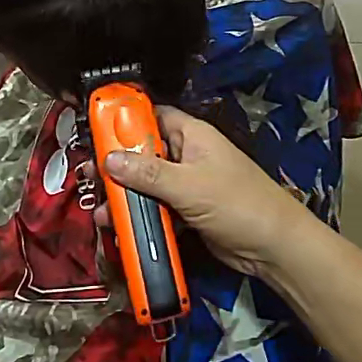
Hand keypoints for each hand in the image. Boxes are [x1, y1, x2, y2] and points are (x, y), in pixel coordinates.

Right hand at [102, 107, 320, 277]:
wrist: (272, 245)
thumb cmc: (236, 203)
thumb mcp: (188, 186)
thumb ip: (147, 173)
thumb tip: (109, 159)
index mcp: (192, 134)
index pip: (152, 116)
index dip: (124, 120)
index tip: (95, 132)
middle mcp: (188, 154)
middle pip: (144, 151)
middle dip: (117, 165)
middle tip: (89, 177)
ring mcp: (188, 183)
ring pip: (148, 183)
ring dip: (126, 196)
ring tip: (102, 210)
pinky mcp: (189, 210)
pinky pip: (158, 206)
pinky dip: (141, 215)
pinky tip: (122, 228)